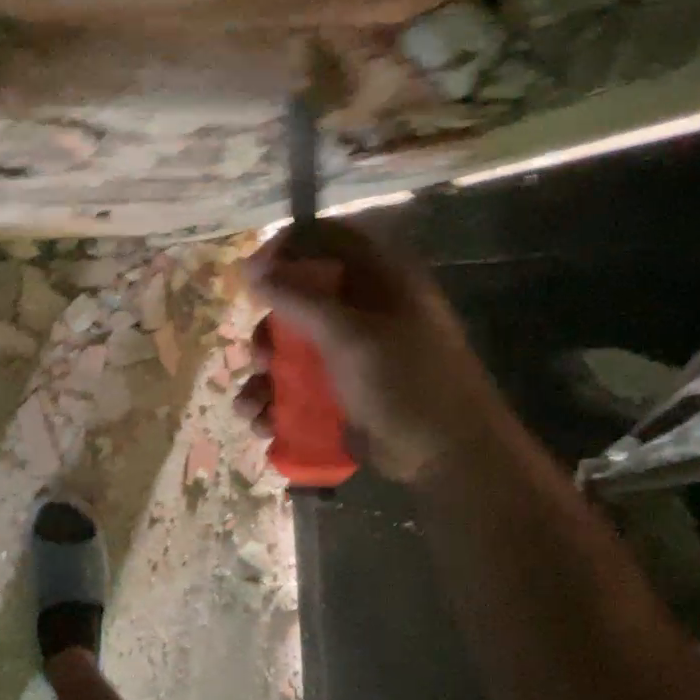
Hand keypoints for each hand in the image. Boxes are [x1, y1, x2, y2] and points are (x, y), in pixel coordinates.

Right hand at [236, 222, 504, 482]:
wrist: (450, 458)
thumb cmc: (408, 382)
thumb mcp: (351, 334)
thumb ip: (298, 297)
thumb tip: (249, 269)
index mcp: (379, 281)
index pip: (326, 240)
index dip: (285, 249)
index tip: (252, 275)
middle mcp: (363, 312)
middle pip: (297, 301)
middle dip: (267, 332)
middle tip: (261, 356)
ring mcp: (352, 355)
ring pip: (290, 351)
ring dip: (262, 377)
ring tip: (252, 406)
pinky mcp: (342, 394)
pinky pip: (295, 389)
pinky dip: (273, 404)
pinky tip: (263, 424)